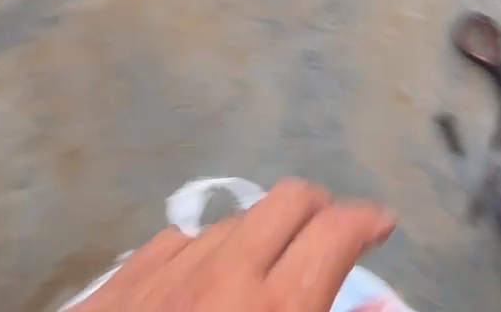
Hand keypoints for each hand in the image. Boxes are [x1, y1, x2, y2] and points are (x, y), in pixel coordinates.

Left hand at [74, 179, 396, 311]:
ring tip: (263, 272)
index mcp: (275, 308)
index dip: (368, 221)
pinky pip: (176, 241)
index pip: (338, 229)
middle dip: (322, 209)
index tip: (380, 229)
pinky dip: (203, 253)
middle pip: (292, 199)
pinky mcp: (115, 285)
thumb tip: (384, 306)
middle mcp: (226, 273)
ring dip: (263, 234)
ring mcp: (165, 272)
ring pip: (237, 218)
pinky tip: (197, 286)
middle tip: (329, 239)